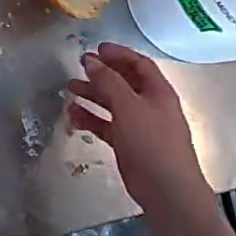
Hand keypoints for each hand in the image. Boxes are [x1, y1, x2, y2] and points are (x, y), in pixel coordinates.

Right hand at [66, 43, 216, 218]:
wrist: (165, 187)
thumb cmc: (151, 142)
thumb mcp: (129, 107)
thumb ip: (109, 83)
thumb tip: (91, 62)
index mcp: (158, 92)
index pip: (139, 65)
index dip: (119, 54)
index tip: (96, 48)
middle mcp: (149, 105)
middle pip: (124, 82)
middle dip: (102, 73)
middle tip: (78, 67)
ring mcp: (138, 125)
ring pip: (112, 103)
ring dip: (92, 94)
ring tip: (69, 89)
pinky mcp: (127, 142)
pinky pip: (106, 124)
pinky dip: (90, 117)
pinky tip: (73, 114)